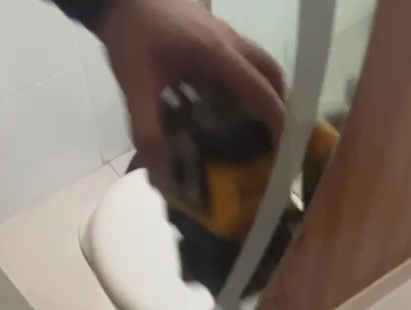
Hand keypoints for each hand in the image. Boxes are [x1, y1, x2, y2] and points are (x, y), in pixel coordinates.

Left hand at [96, 0, 286, 185]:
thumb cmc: (129, 34)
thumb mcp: (134, 86)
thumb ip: (148, 130)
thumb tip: (161, 178)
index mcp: (217, 54)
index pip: (262, 91)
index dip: (278, 124)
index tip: (281, 156)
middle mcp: (230, 41)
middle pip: (273, 75)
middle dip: (279, 110)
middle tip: (271, 143)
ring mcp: (225, 32)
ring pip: (262, 65)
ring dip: (266, 96)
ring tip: (254, 130)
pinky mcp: (215, 32)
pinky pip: (245, 60)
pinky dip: (249, 84)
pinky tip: (229, 107)